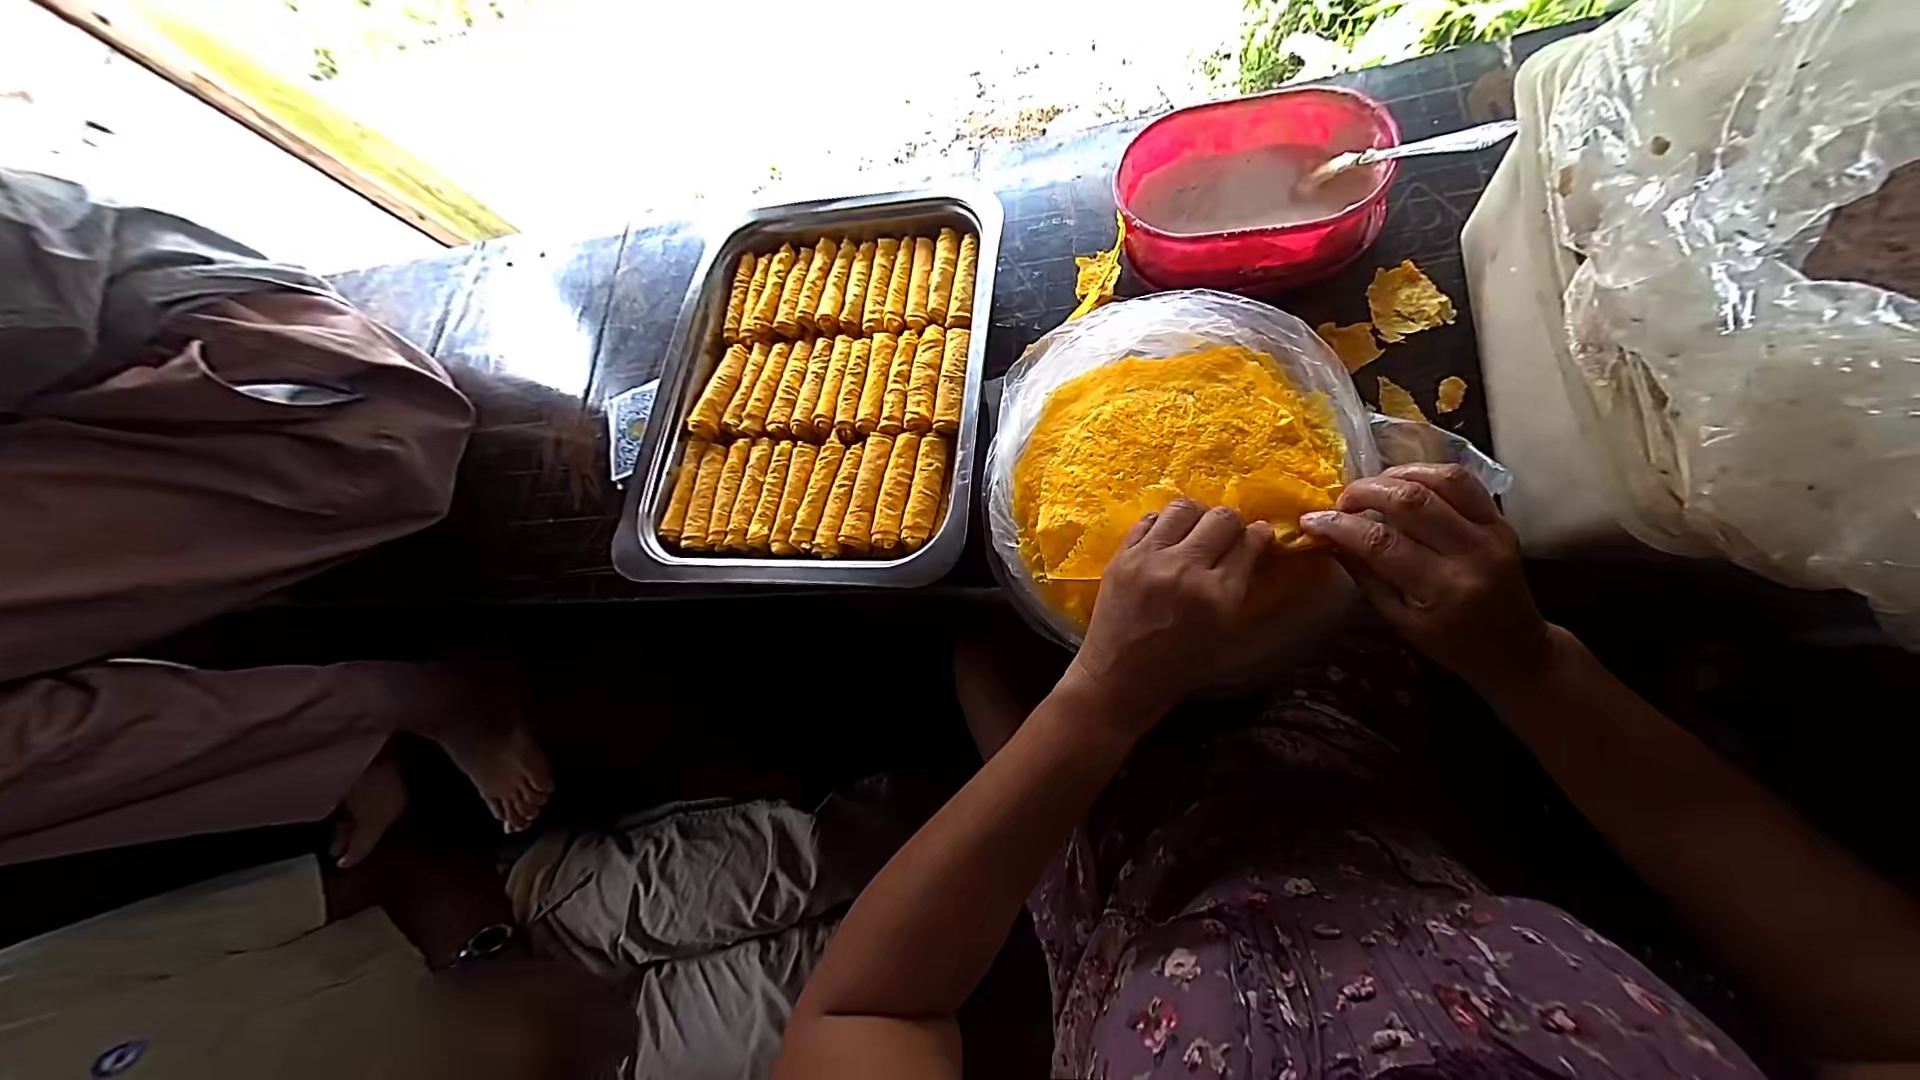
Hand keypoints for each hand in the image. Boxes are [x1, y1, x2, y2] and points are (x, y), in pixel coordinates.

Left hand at [1068, 499, 1272, 731]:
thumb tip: (1251, 547)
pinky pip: (1148, 520)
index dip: (1260, 536)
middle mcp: (1184, 568)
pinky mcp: (1121, 557)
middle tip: (1227, 534)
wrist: (1118, 677)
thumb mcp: (1222, 631)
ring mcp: (1148, 558)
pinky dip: (1162, 524)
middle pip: (1221, 518)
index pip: (1249, 544)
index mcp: (1217, 595)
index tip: (1259, 535)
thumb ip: (1237, 587)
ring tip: (1194, 531)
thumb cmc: (1178, 666)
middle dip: (1232, 523)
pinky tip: (1166, 538)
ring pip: (1183, 508)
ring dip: (1196, 516)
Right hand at [1300, 464, 1553, 693]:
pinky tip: (1402, 482)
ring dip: (1396, 475)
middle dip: (1364, 492)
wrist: (1515, 648)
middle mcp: (1472, 554)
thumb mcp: (1397, 618)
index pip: (1381, 542)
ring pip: (1442, 480)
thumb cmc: (1448, 641)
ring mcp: (1493, 532)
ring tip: (1371, 488)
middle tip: (1340, 502)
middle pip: (1412, 502)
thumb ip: (1364, 574)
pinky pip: (1464, 481)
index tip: (1311, 521)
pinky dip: (1426, 473)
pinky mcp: (1501, 519)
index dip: (1339, 526)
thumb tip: (1329, 539)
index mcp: (1442, 587)